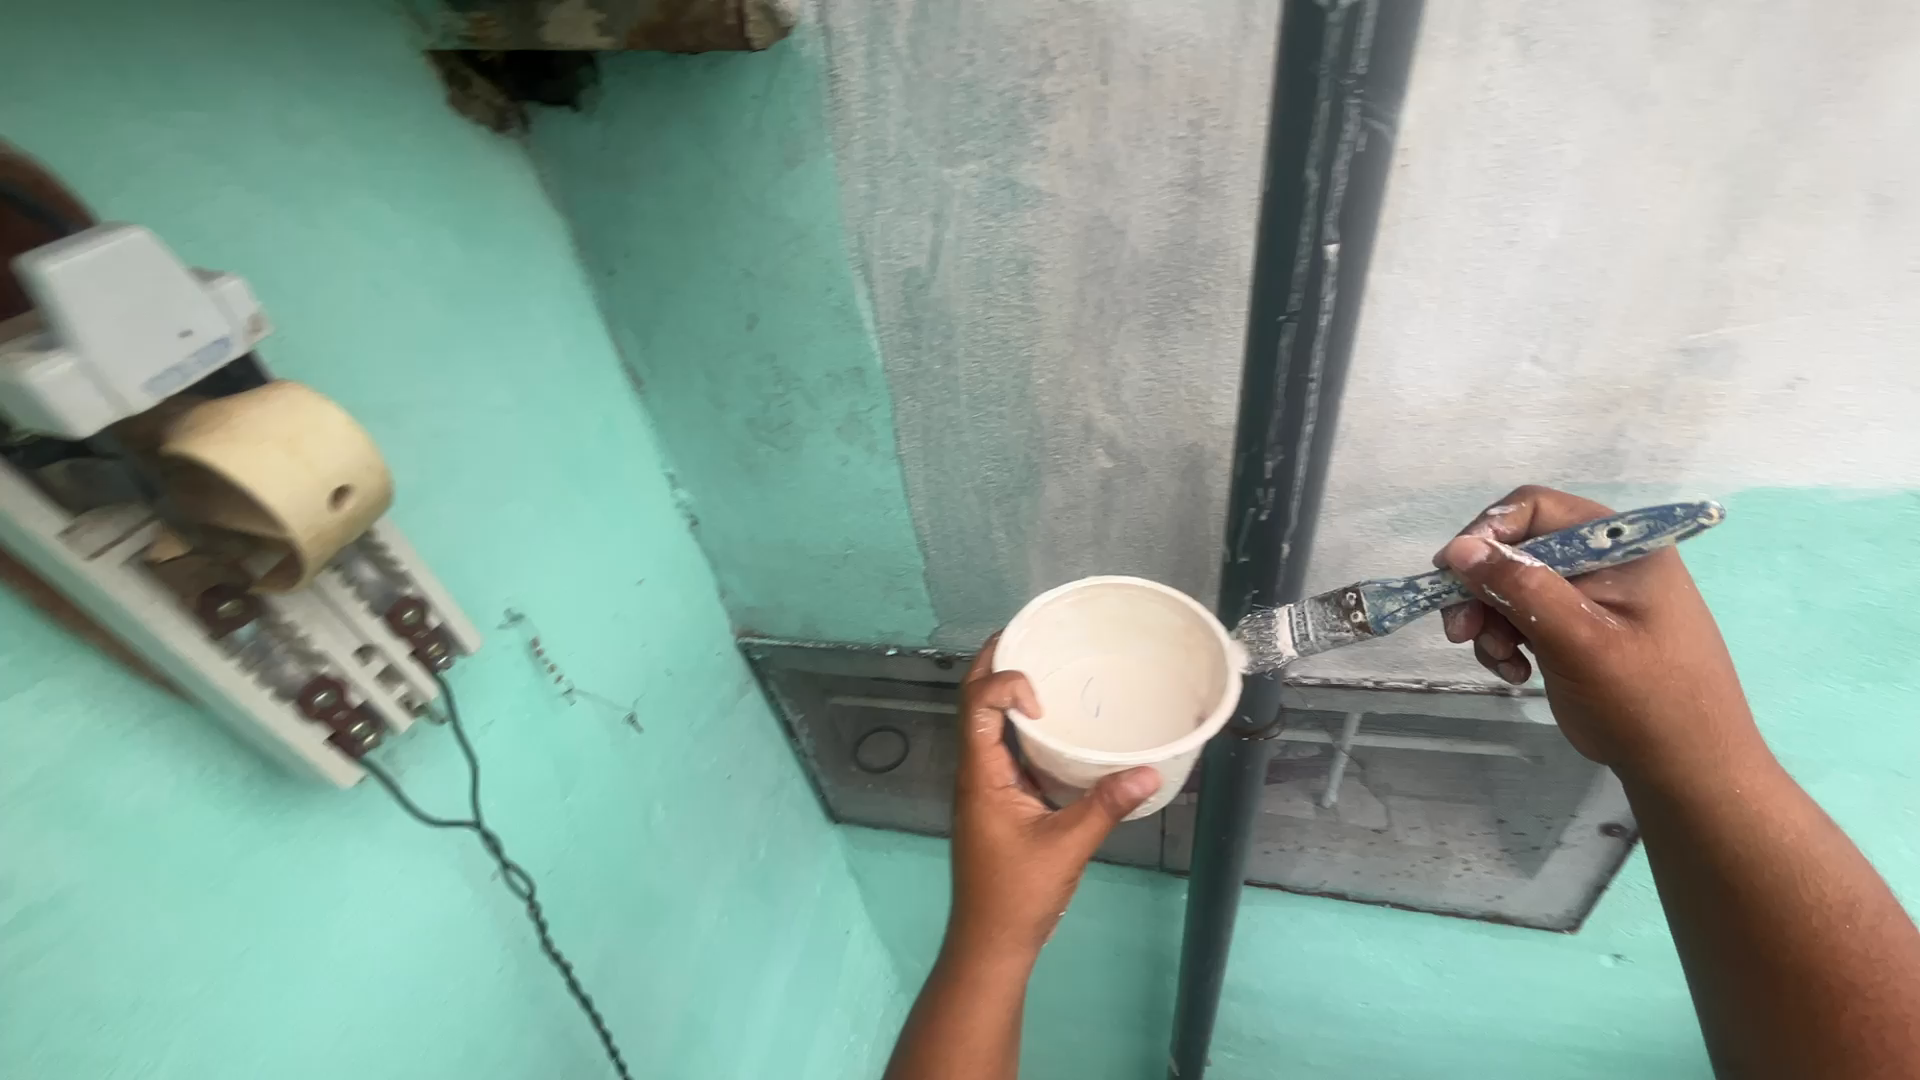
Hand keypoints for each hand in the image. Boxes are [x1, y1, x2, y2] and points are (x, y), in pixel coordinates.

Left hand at [947, 636, 1159, 960]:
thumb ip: (1106, 807)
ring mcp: (983, 783)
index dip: (1002, 684)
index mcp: (980, 774)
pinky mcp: (996, 797)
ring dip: (1002, 689)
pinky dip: (1017, 721)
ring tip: (1041, 663)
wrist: (990, 941)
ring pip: (982, 721)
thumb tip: (1151, 771)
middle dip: (993, 664)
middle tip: (1029, 634)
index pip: (975, 705)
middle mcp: (974, 769)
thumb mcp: (1067, 848)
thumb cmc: (1018, 894)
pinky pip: (1000, 744)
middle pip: (971, 702)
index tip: (1042, 699)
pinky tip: (1051, 722)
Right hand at [1433, 485, 1762, 781]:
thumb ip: (1520, 588)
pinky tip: (1514, 671)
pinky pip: (1510, 617)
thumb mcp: (1580, 640)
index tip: (1455, 573)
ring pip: (1501, 586)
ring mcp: (1581, 596)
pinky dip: (1499, 642)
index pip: (1535, 509)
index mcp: (1622, 548)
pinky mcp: (1564, 627)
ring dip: (1484, 621)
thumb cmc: (1648, 700)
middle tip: (1459, 630)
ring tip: (1497, 659)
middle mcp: (1599, 562)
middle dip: (1478, 589)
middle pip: (1509, 550)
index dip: (1487, 533)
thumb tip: (1457, 550)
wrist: (1683, 768)